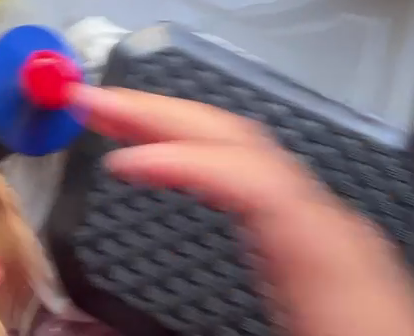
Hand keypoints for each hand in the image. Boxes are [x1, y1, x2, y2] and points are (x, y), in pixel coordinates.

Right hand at [67, 86, 413, 335]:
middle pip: (244, 141)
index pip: (257, 186)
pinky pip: (254, 167)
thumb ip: (161, 330)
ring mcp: (334, 233)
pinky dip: (196, 146)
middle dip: (158, 113)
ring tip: (109, 111)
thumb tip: (74, 324)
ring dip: (171, 120)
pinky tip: (164, 151)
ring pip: (249, 145)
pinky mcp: (326, 242)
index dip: (183, 162)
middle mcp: (339, 238)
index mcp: (335, 277)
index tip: (117, 163)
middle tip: (86, 100)